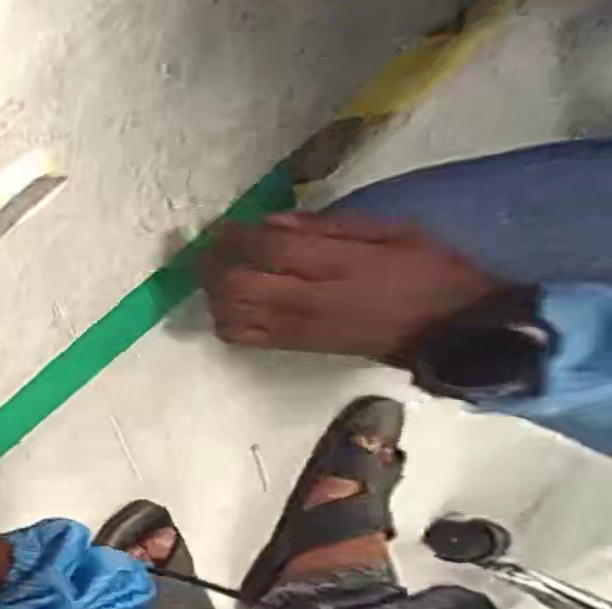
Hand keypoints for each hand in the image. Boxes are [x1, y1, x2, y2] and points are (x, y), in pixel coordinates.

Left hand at [202, 212, 503, 361]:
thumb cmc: (427, 270)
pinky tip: (224, 303)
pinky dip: (221, 318)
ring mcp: (291, 327)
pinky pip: (237, 335)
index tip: (220, 227)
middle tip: (205, 250)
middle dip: (214, 265)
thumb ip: (330, 226)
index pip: (272, 250)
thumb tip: (273, 220)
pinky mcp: (286, 346)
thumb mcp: (395, 232)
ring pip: (230, 311)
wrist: (445, 326)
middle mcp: (305, 299)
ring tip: (211, 272)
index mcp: (339, 266)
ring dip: (212, 291)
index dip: (238, 238)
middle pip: (238, 284)